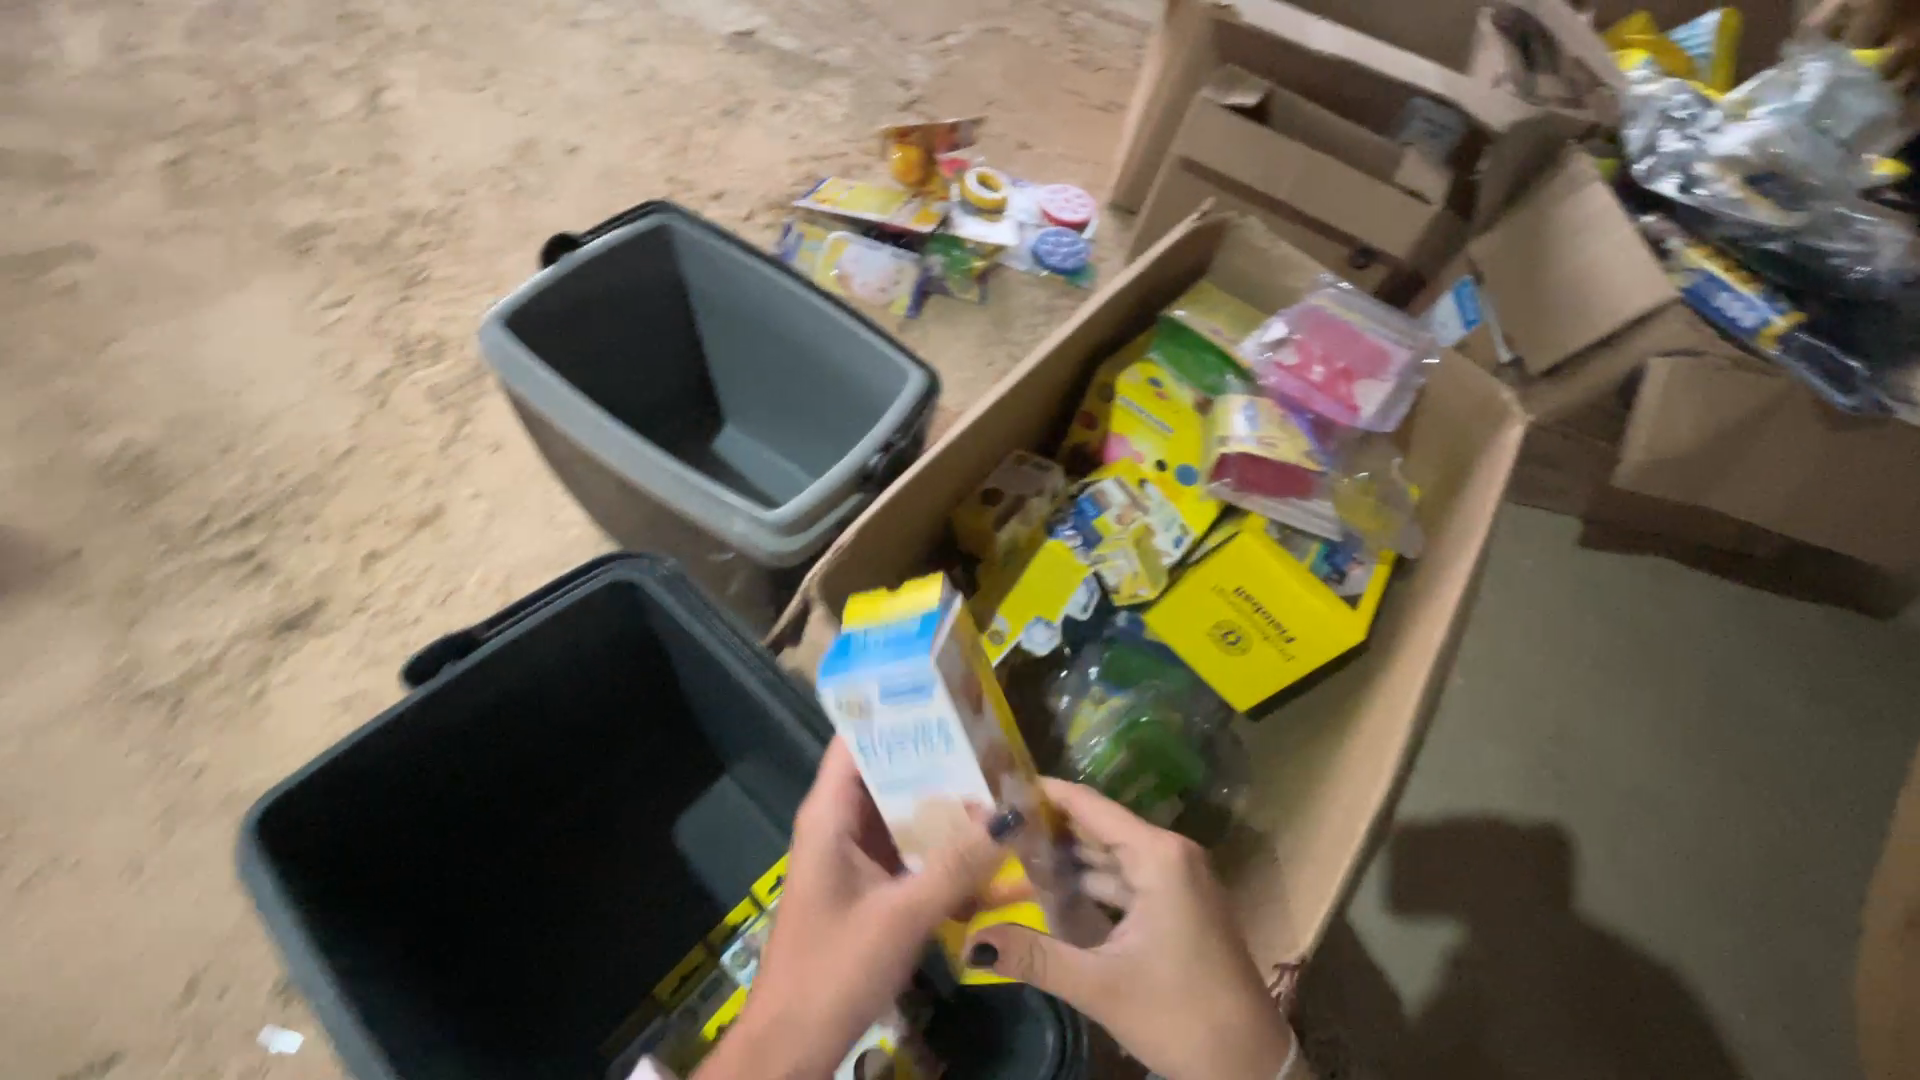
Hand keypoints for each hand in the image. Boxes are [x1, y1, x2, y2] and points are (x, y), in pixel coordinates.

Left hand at [697, 738, 1018, 1079]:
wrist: (793, 1046)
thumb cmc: (834, 970)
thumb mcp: (902, 915)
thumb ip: (957, 864)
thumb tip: (1011, 812)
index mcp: (830, 815)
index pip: (858, 741)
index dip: (896, 712)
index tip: (946, 693)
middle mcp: (841, 825)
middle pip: (890, 772)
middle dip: (938, 757)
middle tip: (992, 738)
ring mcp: (856, 856)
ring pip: (905, 813)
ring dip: (946, 803)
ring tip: (1000, 779)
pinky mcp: (871, 886)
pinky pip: (910, 851)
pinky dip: (942, 847)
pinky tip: (987, 844)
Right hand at [965, 779, 1297, 1079]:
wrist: (1252, 1070)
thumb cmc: (1180, 1016)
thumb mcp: (1100, 985)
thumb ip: (1034, 956)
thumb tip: (971, 944)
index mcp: (1159, 857)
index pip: (1090, 806)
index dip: (1045, 794)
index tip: (1001, 788)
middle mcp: (1171, 855)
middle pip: (1098, 828)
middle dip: (1049, 829)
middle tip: (996, 827)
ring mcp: (1179, 880)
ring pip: (1111, 857)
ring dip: (1068, 860)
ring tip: (1013, 857)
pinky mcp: (1180, 905)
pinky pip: (1126, 880)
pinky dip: (1091, 884)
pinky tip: (1054, 893)